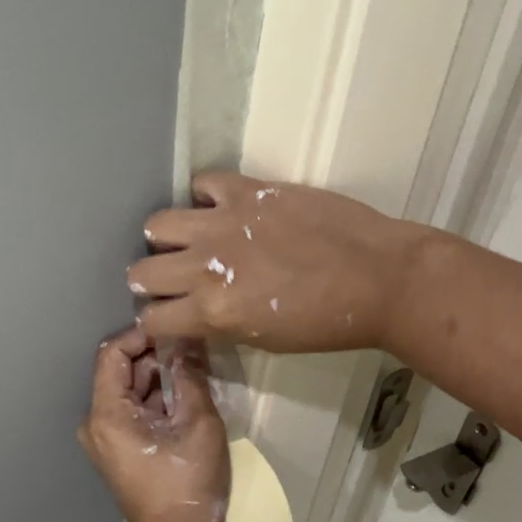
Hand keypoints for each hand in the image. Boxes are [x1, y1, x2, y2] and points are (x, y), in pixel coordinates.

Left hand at [78, 328, 229, 521]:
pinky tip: (187, 401)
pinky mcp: (117, 450)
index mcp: (105, 414)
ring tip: (197, 376)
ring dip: (160, 381)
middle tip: (195, 353)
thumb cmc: (188, 483)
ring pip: (130, 392)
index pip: (112, 353)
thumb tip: (188, 339)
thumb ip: (191, 375)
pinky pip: (133, 413)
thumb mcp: (199, 423)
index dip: (142, 336)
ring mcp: (104, 439)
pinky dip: (157, 403)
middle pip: (121, 372)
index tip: (176, 332)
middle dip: (157, 359)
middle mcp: (95, 423)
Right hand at [129, 171, 425, 352]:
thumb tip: (196, 312)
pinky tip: (220, 207)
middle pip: (142, 272)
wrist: (379, 278)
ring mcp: (223, 223)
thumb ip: (219, 323)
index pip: (152, 319)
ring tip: (188, 239)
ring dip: (166, 236)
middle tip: (170, 278)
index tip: (167, 316)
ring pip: (157, 224)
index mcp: (212, 311)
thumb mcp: (263, 339)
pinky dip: (204, 195)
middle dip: (149, 280)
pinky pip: (202, 182)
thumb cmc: (326, 323)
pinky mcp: (246, 191)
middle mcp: (205, 266)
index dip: (156, 321)